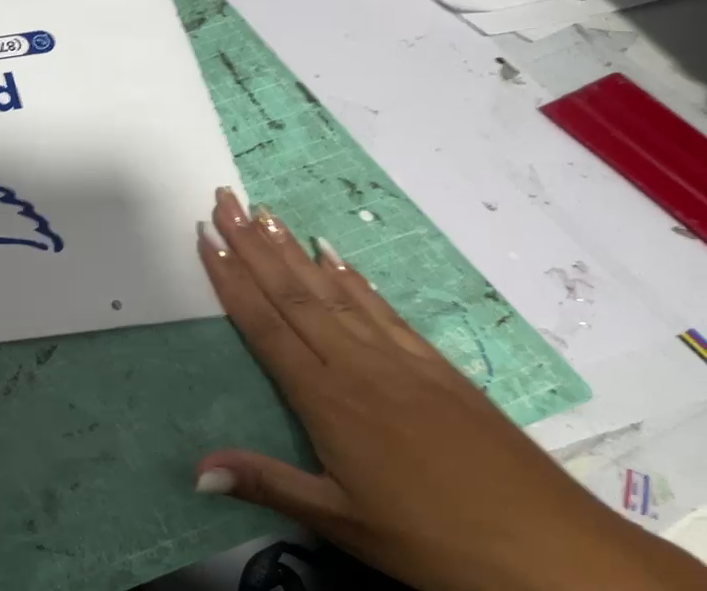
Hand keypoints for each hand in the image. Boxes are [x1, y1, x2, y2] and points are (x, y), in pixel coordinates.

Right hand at [194, 188, 706, 590]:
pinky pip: (384, 312)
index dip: (231, 278)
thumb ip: (268, 484)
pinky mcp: (437, 369)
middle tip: (225, 200)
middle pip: (295, 294)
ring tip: (266, 214)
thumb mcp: (344, 523)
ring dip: (295, 251)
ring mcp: (401, 362)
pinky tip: (335, 257)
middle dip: (255, 245)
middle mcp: (358, 366)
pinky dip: (354, 280)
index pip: (265, 324)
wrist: (558, 554)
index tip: (205, 235)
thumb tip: (195, 470)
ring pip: (335, 294)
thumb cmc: (435, 540)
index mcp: (327, 398)